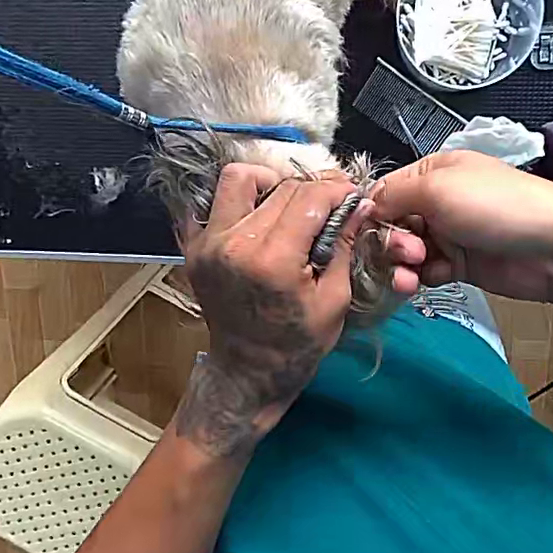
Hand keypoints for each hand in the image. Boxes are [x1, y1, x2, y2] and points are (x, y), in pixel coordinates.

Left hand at [175, 164, 372, 455]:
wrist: (246, 373)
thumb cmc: (298, 345)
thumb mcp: (334, 299)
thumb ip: (345, 245)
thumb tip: (358, 203)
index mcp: (273, 261)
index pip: (309, 198)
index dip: (336, 190)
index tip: (352, 195)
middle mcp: (235, 243)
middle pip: (281, 187)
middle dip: (313, 189)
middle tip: (329, 203)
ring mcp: (208, 243)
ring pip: (240, 178)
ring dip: (271, 183)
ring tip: (289, 203)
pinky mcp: (193, 246)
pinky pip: (213, 201)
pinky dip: (239, 199)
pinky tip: (260, 214)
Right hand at [368, 150, 552, 302]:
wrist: (552, 248)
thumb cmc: (496, 206)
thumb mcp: (437, 187)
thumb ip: (392, 194)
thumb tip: (363, 206)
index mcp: (431, 172)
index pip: (383, 191)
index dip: (370, 213)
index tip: (364, 233)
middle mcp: (436, 201)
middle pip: (390, 224)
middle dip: (389, 241)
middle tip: (408, 252)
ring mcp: (447, 233)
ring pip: (404, 252)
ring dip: (401, 264)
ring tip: (412, 272)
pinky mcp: (457, 264)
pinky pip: (423, 271)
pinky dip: (420, 277)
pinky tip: (428, 279)